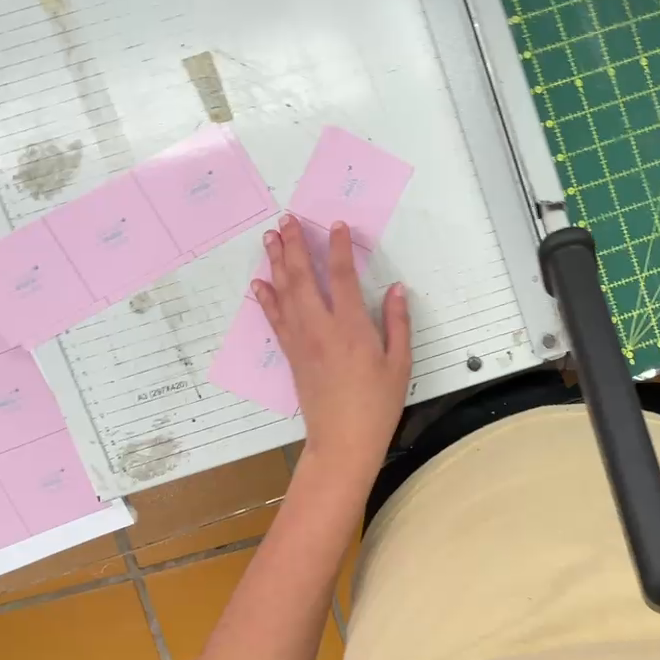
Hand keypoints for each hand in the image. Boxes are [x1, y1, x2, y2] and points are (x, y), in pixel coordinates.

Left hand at [252, 215, 411, 463]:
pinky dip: (265, 299)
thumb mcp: (400, 363)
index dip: (338, 248)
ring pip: (284, 293)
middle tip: (287, 220)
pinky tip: (259, 283)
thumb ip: (398, 323)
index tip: (335, 225)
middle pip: (302, 277)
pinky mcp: (292, 354)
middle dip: (294, 246)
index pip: (342, 276)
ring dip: (276, 263)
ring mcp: (302, 340)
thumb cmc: (378, 403)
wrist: (343, 439)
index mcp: (352, 327)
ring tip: (270, 238)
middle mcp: (321, 327)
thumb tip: (396, 289)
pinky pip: (275, 319)